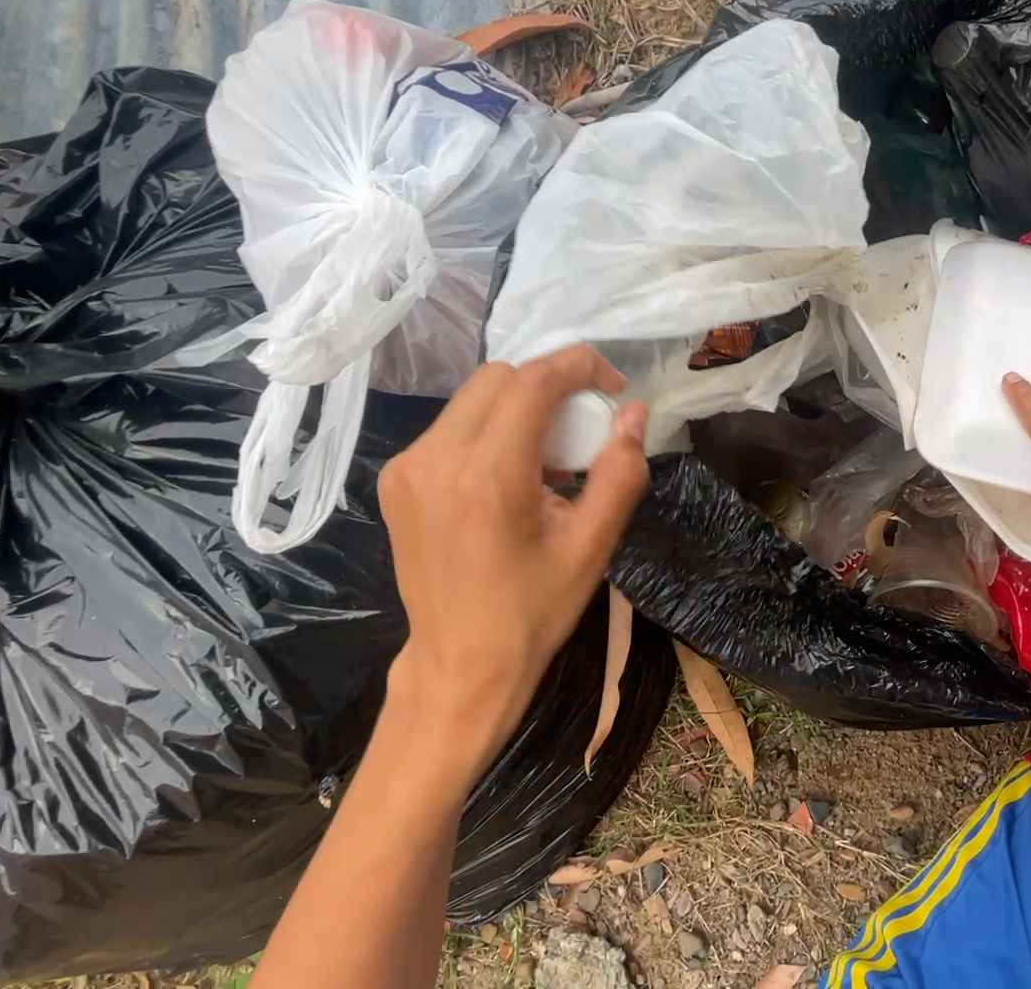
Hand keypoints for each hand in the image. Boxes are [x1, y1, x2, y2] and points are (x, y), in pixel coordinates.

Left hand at [377, 346, 649, 774]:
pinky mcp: (396, 481)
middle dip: (551, 385)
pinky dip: (492, 429)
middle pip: (498, 378)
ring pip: (474, 399)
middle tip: (584, 428)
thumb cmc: (534, 610)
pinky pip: (453, 427)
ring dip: (521, 407)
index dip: (578, 365)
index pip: (531, 381)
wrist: (461, 665)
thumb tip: (634, 413)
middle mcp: (434, 459)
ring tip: (551, 459)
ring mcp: (407, 468)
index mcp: (486, 476)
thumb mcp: (593, 545)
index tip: (613, 384)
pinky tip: (514, 475)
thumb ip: (620, 471)